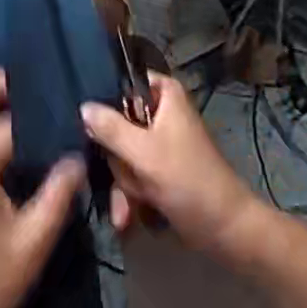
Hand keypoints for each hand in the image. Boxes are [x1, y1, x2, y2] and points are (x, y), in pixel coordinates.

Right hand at [80, 72, 262, 256]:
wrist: (223, 228)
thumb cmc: (186, 179)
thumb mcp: (143, 152)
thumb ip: (110, 128)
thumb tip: (83, 106)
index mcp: (165, 93)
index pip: (126, 80)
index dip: (107, 101)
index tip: (90, 123)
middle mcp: (162, 111)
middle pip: (119, 122)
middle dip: (118, 160)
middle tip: (126, 176)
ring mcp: (160, 142)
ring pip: (122, 153)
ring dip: (123, 184)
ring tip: (129, 209)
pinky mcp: (159, 169)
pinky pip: (133, 174)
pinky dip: (131, 195)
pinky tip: (130, 217)